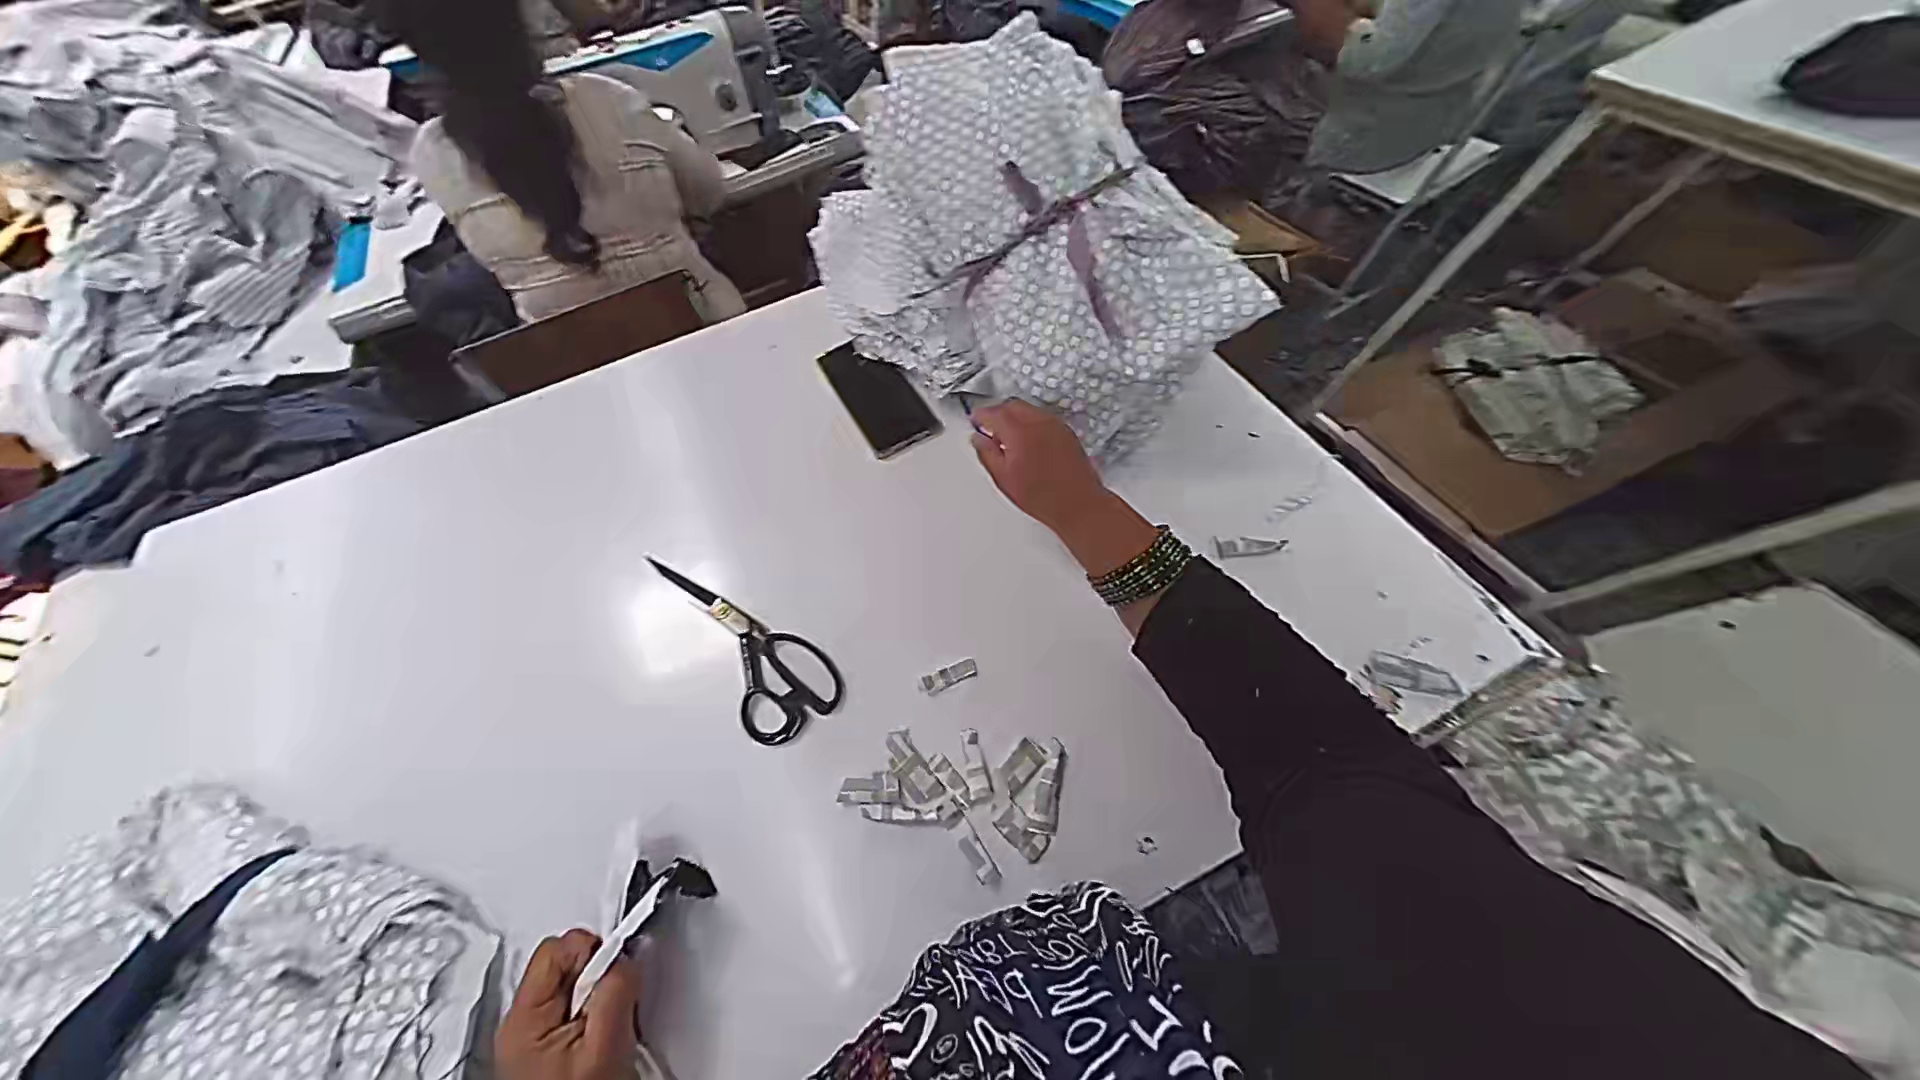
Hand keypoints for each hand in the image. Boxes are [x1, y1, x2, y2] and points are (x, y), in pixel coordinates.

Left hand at [497, 930, 641, 1079]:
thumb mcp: (604, 1045)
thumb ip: (616, 988)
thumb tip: (626, 953)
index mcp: (525, 1019)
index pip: (561, 947)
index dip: (596, 950)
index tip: (618, 971)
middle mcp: (524, 1022)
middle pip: (569, 959)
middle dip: (600, 971)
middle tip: (614, 1006)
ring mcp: (535, 1034)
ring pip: (578, 979)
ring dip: (603, 991)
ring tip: (611, 1025)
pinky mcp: (551, 1043)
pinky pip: (581, 1000)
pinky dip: (601, 1008)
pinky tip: (606, 1034)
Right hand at [970, 400, 1158, 583]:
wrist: (1078, 504)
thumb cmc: (1045, 496)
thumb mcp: (1003, 478)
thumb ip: (987, 454)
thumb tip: (978, 440)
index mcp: (1020, 432)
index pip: (994, 413)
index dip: (980, 416)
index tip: (975, 421)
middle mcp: (1039, 423)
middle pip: (1012, 406)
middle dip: (998, 413)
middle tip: (988, 428)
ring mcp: (1056, 426)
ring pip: (1029, 410)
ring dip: (1014, 417)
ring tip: (1007, 439)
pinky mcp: (1067, 432)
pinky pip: (1043, 418)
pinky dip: (1030, 423)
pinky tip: (1027, 442)